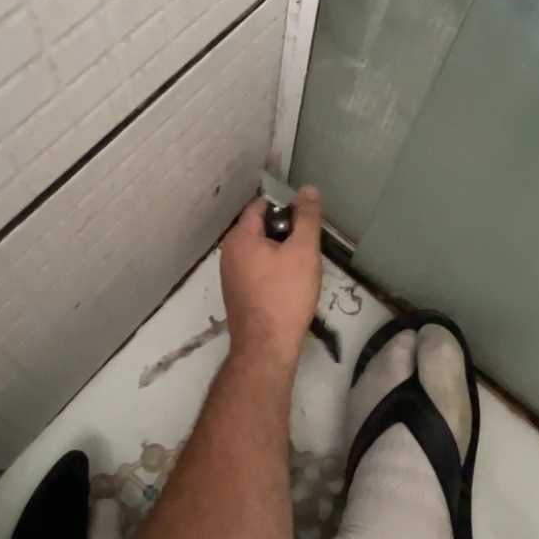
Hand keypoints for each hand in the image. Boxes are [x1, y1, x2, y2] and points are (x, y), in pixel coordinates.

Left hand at [219, 186, 321, 368]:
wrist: (266, 349)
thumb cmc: (285, 295)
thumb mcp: (303, 251)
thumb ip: (306, 217)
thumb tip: (307, 189)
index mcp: (239, 237)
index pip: (262, 205)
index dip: (286, 208)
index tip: (308, 221)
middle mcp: (228, 253)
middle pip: (261, 228)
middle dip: (286, 232)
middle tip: (309, 247)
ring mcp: (231, 276)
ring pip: (261, 251)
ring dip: (282, 253)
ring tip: (304, 267)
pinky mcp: (238, 295)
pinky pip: (258, 270)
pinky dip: (274, 271)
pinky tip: (291, 286)